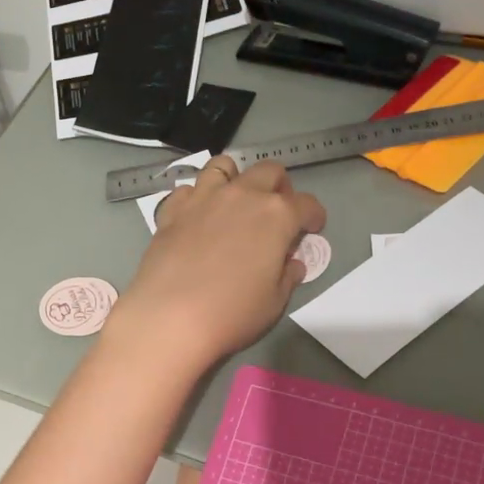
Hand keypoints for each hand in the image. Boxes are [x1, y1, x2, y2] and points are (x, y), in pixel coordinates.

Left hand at [105, 156, 325, 373]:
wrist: (169, 317)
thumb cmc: (232, 313)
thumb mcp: (274, 302)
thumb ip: (287, 276)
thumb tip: (290, 263)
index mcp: (276, 215)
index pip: (307, 204)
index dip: (314, 216)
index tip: (312, 227)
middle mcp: (241, 195)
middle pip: (268, 172)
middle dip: (280, 187)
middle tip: (277, 212)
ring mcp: (203, 198)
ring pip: (223, 166)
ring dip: (236, 178)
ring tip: (235, 202)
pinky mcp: (172, 211)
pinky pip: (189, 189)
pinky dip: (198, 197)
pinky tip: (198, 217)